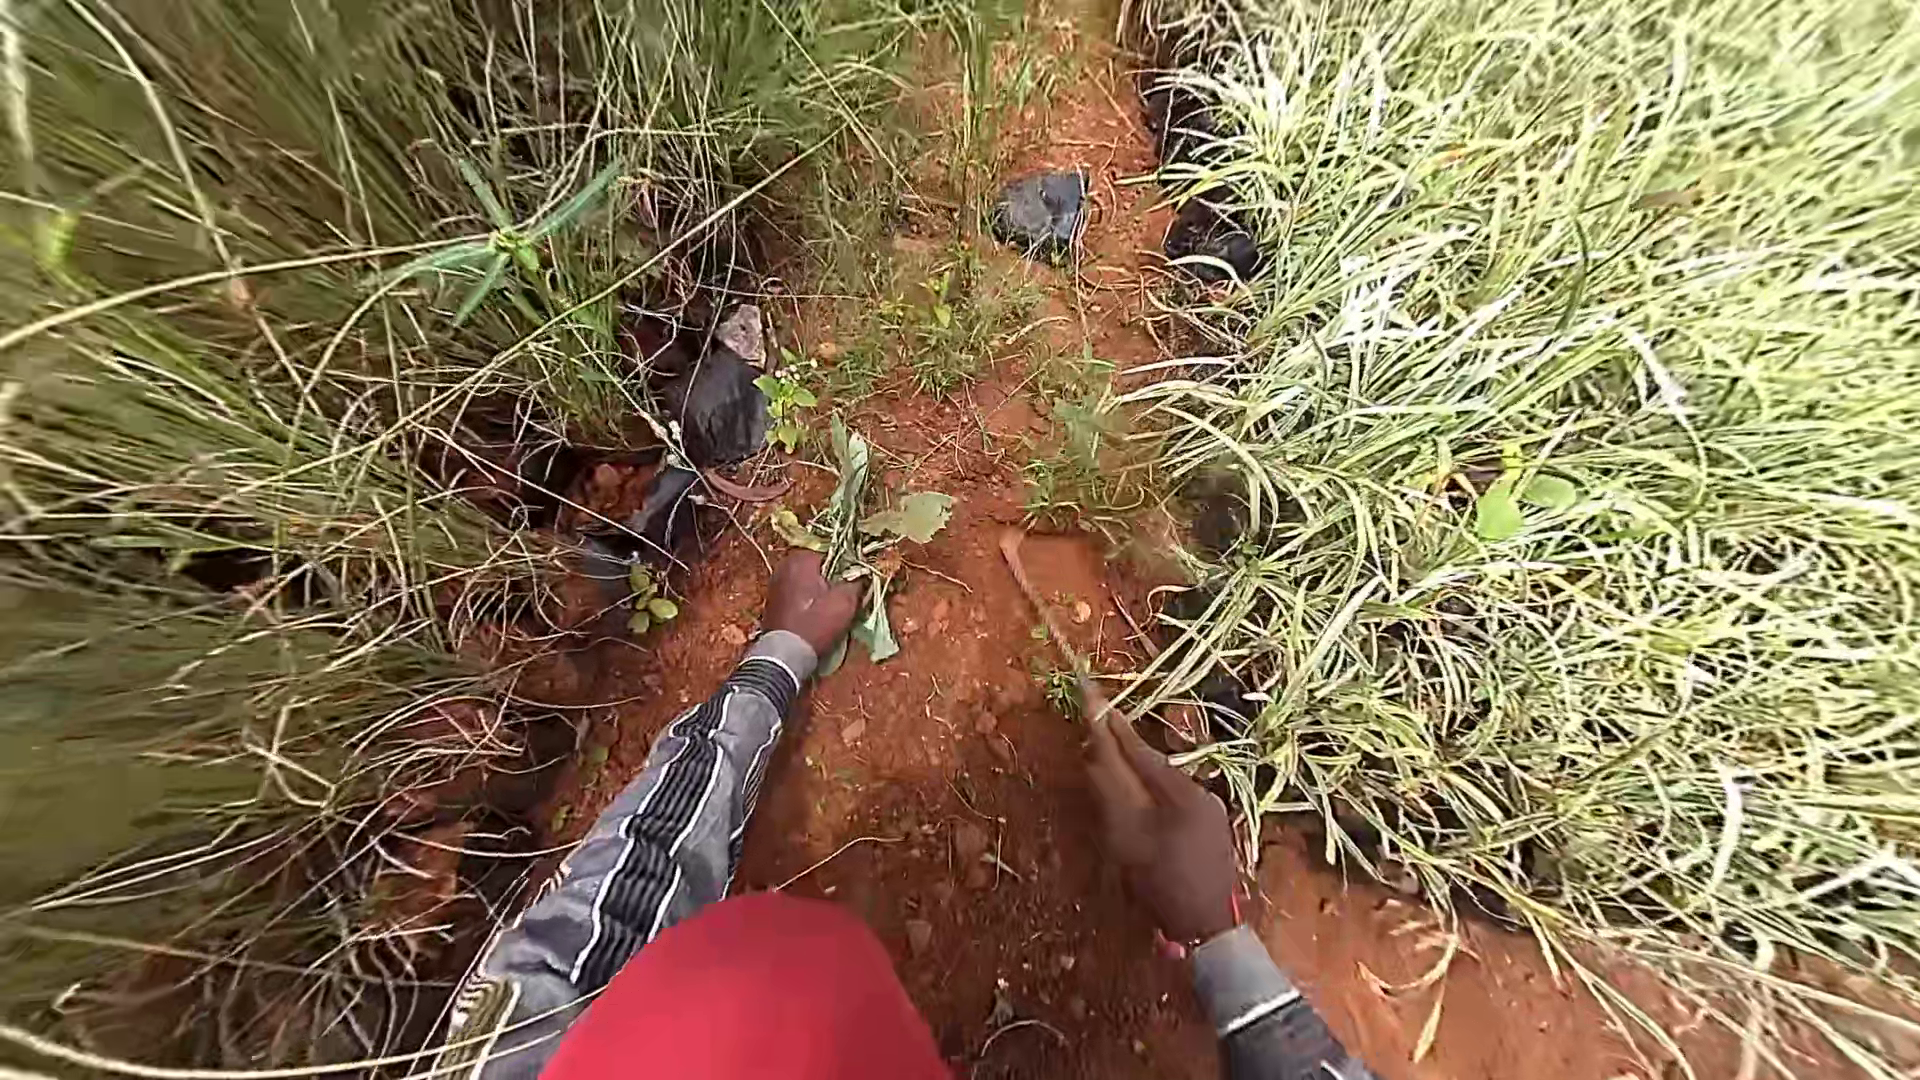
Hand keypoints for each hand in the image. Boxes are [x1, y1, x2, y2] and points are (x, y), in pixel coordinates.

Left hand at [762, 550, 862, 656]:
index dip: (847, 568)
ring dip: (820, 590)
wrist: (784, 655)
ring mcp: (775, 583)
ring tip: (831, 608)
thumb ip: (856, 582)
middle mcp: (784, 566)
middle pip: (819, 567)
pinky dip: (808, 600)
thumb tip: (862, 575)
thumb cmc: (815, 624)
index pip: (833, 553)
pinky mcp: (773, 601)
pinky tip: (816, 616)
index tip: (854, 583)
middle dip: (832, 578)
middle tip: (844, 596)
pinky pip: (798, 593)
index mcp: (801, 559)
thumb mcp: (845, 602)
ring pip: (809, 581)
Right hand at [1086, 710, 1239, 943]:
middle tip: (1101, 735)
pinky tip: (1143, 807)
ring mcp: (1212, 814)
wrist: (1209, 931)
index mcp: (1182, 790)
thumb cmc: (1163, 881)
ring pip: (1165, 785)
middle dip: (1126, 753)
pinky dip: (1154, 797)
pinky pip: (1177, 803)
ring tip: (1116, 771)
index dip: (1115, 729)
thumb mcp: (1126, 836)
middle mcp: (1201, 793)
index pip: (1141, 752)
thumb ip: (1109, 791)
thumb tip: (1093, 755)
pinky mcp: (1214, 832)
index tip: (1098, 704)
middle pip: (1154, 766)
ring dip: (1139, 777)